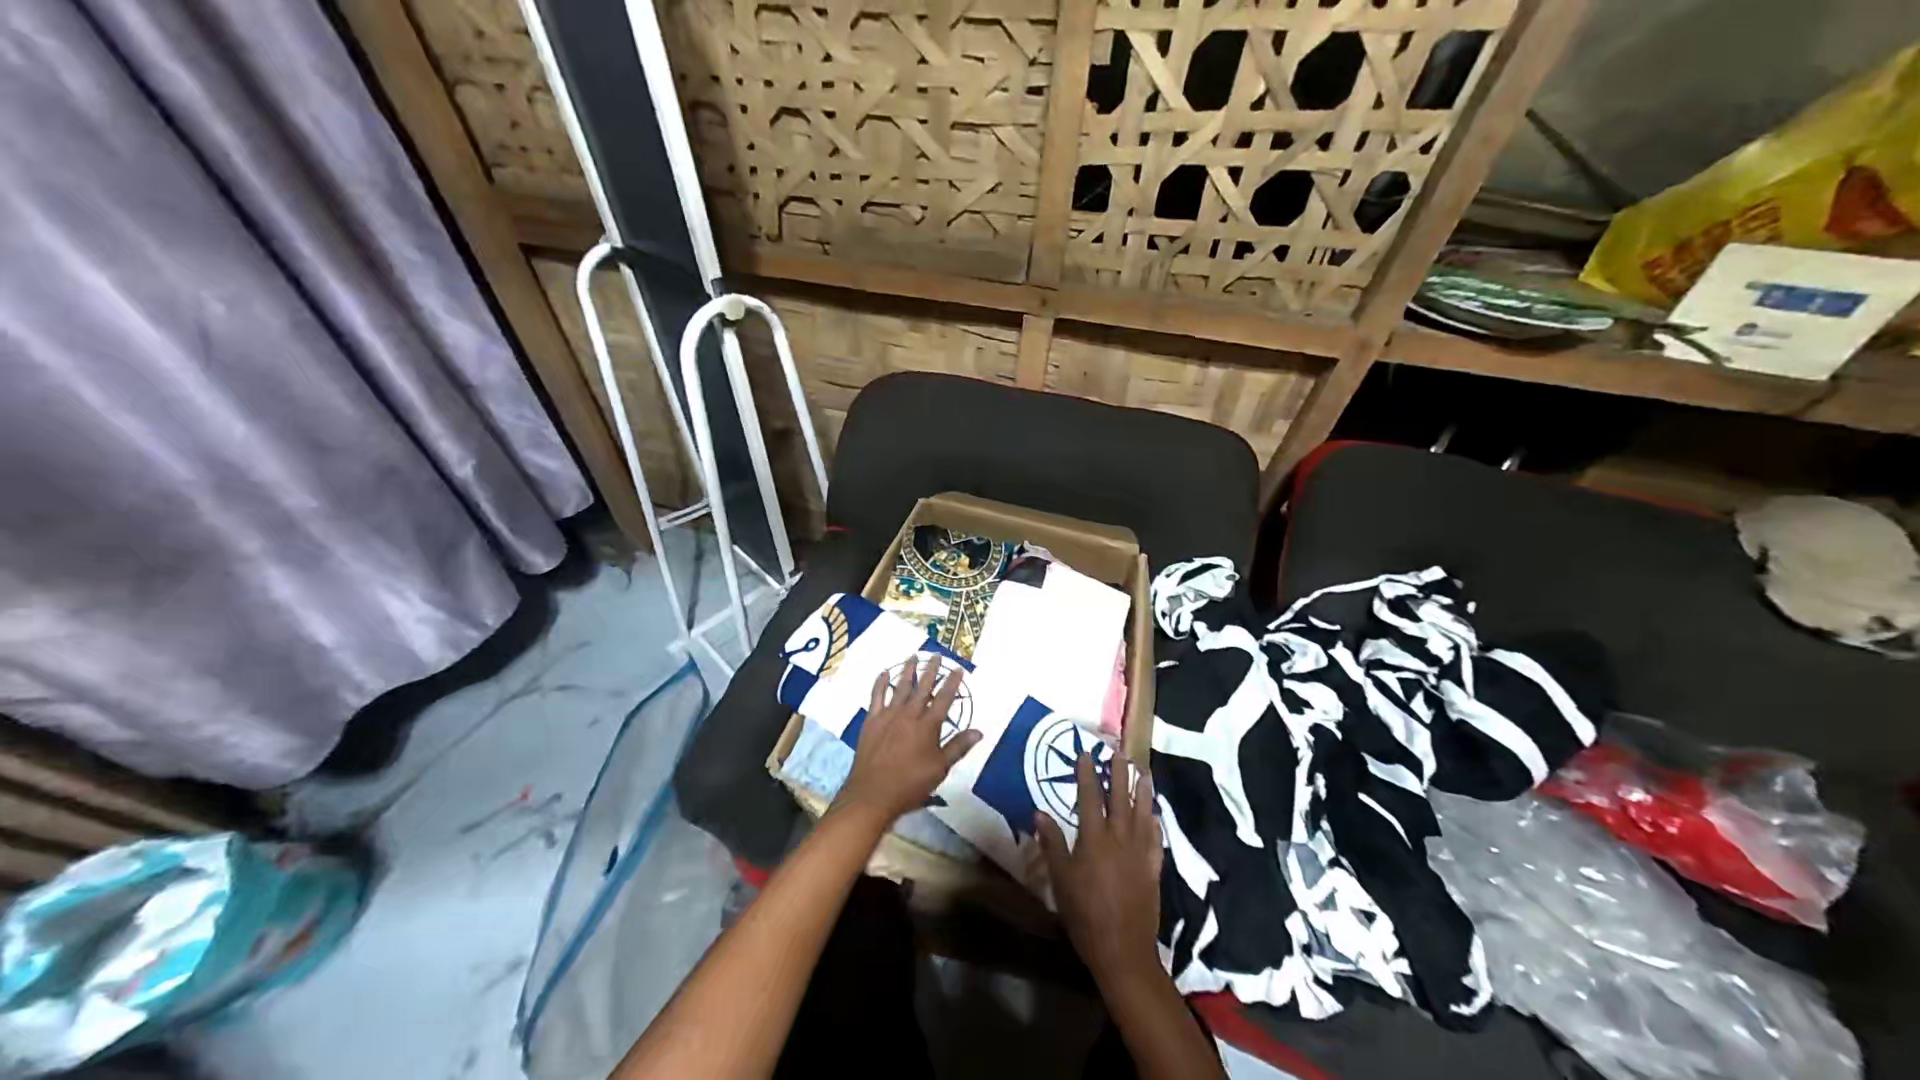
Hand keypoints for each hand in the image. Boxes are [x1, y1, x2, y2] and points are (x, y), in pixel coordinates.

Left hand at [834, 656, 980, 824]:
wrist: (873, 793)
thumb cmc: (910, 784)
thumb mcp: (940, 768)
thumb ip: (958, 747)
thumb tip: (979, 731)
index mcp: (928, 726)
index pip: (944, 699)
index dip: (952, 683)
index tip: (958, 669)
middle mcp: (909, 715)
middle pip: (923, 687)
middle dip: (932, 670)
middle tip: (937, 655)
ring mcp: (889, 715)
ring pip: (900, 687)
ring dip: (908, 671)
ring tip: (914, 656)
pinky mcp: (872, 720)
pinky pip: (877, 696)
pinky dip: (880, 683)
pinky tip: (884, 672)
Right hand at [1036, 751, 1161, 986]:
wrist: (1122, 948)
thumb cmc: (1084, 913)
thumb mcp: (1060, 878)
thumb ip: (1052, 843)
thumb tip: (1039, 812)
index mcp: (1094, 837)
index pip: (1090, 797)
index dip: (1087, 774)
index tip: (1086, 754)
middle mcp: (1119, 838)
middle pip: (1120, 798)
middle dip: (1119, 774)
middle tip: (1120, 753)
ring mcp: (1139, 853)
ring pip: (1143, 814)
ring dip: (1143, 791)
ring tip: (1144, 773)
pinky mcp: (1153, 869)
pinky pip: (1155, 840)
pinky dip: (1155, 824)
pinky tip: (1155, 815)